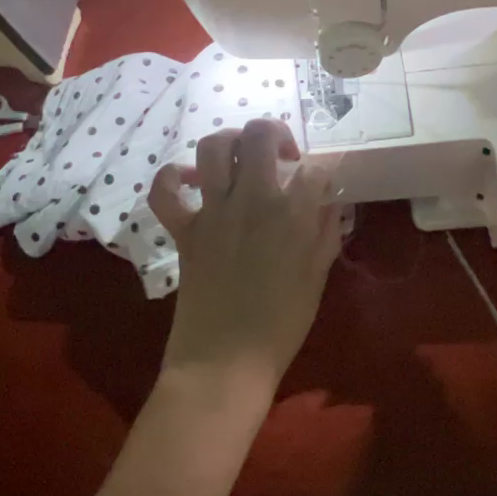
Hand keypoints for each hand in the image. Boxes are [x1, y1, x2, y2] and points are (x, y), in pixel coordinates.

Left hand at [148, 119, 343, 393]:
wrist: (224, 362)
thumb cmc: (280, 326)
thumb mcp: (317, 279)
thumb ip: (325, 234)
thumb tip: (331, 204)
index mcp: (292, 215)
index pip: (314, 170)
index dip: (321, 174)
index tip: (320, 187)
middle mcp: (252, 201)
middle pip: (260, 134)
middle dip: (276, 133)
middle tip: (283, 157)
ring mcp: (212, 212)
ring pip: (214, 146)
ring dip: (230, 141)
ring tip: (241, 159)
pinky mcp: (183, 229)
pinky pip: (165, 191)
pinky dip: (173, 177)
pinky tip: (191, 181)